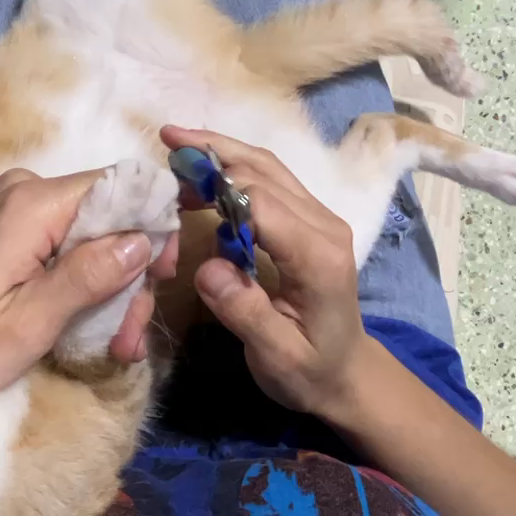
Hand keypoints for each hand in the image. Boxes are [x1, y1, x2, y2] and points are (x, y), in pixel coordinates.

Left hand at [0, 167, 179, 413]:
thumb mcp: (27, 323)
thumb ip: (88, 276)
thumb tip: (144, 239)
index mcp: (31, 204)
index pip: (119, 186)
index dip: (152, 226)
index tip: (162, 278)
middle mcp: (25, 192)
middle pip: (107, 216)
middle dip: (130, 274)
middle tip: (130, 338)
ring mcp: (12, 212)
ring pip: (91, 235)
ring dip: (111, 289)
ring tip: (114, 346)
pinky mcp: (5, 234)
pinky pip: (64, 247)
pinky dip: (83, 285)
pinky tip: (92, 330)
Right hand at [161, 127, 379, 420]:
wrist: (348, 375)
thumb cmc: (311, 372)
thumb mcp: (277, 357)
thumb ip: (245, 313)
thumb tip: (207, 269)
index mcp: (317, 256)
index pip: (262, 201)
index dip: (217, 187)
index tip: (172, 188)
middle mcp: (323, 225)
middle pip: (265, 169)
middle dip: (214, 151)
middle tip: (166, 140)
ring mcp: (319, 218)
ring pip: (267, 167)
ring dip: (222, 153)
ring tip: (176, 146)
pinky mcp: (309, 220)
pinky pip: (269, 181)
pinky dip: (233, 169)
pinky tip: (202, 173)